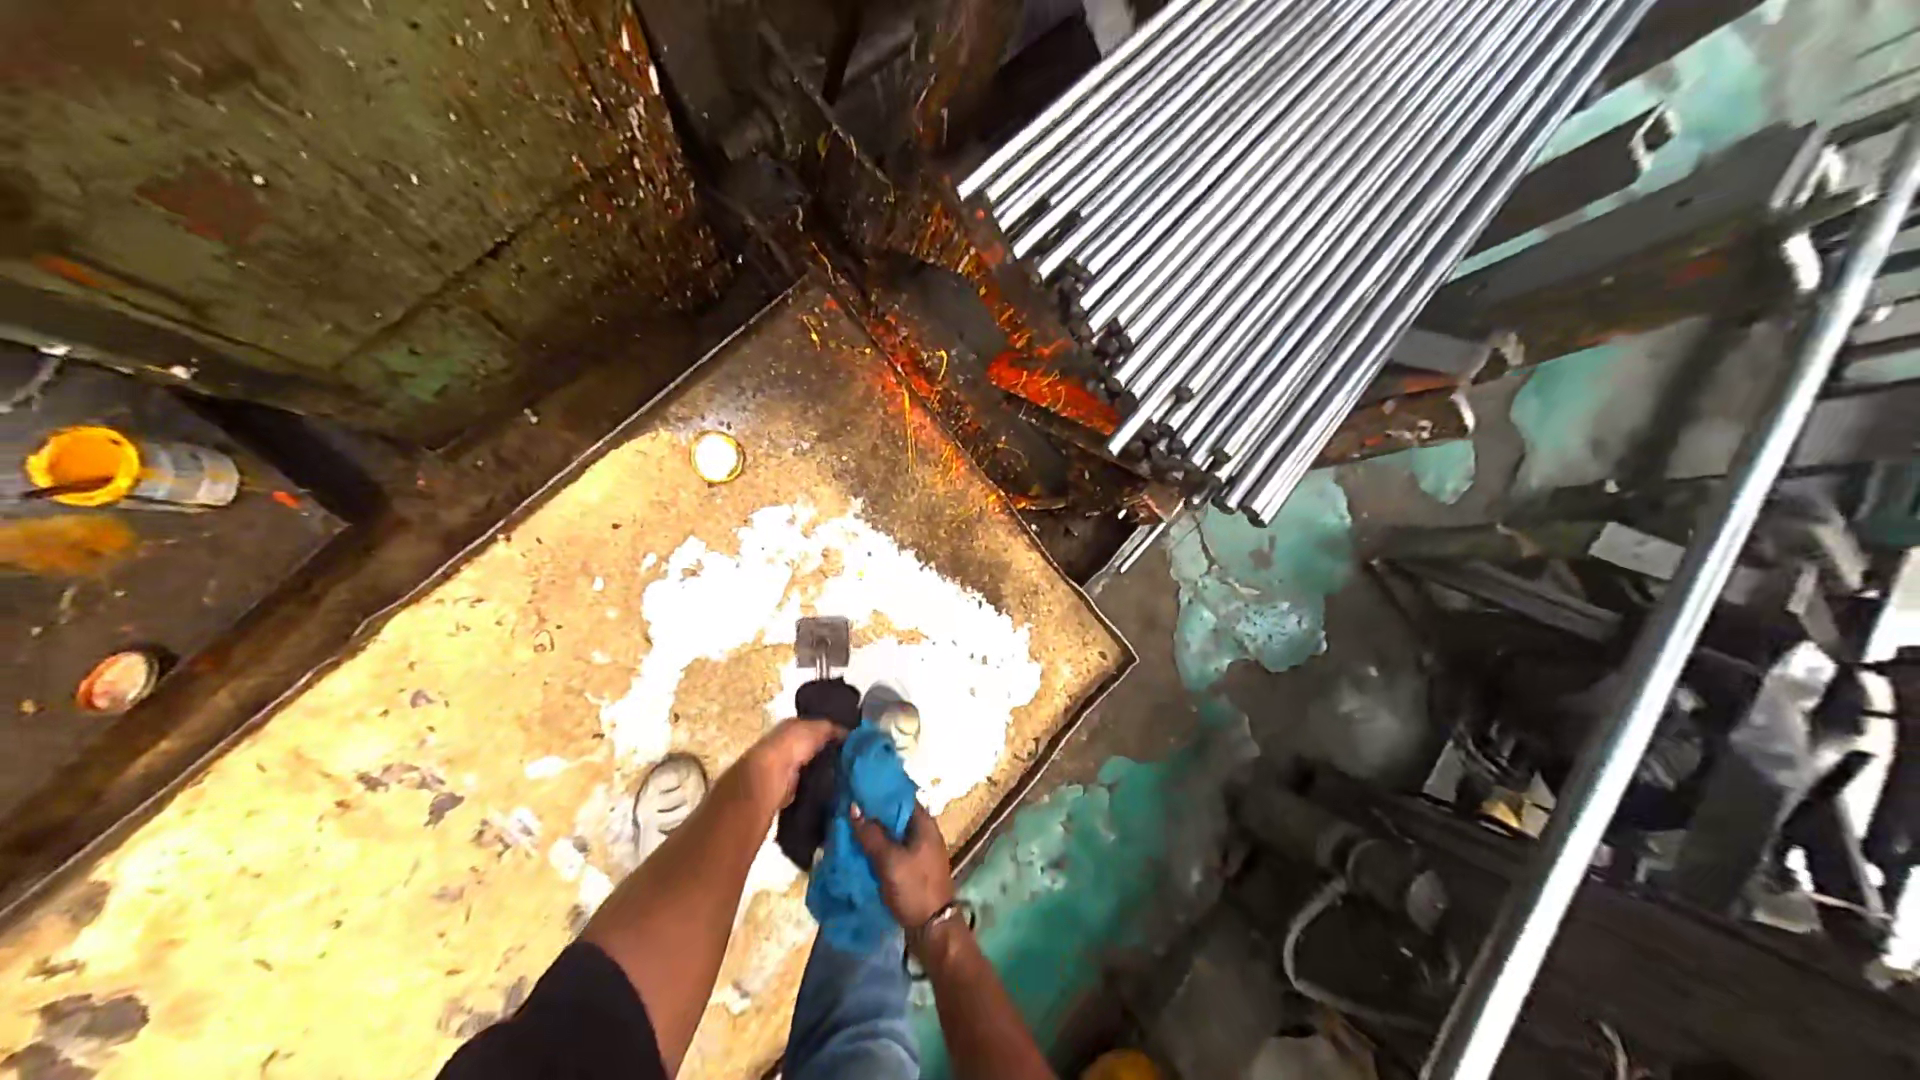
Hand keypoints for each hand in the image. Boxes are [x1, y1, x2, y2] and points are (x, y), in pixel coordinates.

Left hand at [742, 718, 841, 809]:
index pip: (816, 726)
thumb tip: (849, 733)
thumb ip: (834, 728)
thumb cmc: (795, 743)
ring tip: (847, 771)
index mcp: (793, 725)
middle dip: (831, 750)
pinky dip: (819, 781)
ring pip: (813, 763)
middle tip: (852, 757)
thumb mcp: (820, 727)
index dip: (833, 732)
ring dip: (826, 767)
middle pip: (815, 745)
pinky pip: (810, 780)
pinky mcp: (790, 783)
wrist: (773, 773)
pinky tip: (834, 783)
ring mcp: (788, 764)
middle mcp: (789, 743)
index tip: (851, 741)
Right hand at [853, 803, 955, 932]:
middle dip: (873, 811)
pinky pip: (892, 849)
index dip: (879, 790)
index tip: (857, 787)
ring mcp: (919, 850)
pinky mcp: (912, 866)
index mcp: (924, 823)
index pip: (900, 796)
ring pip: (892, 833)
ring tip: (849, 824)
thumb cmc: (914, 888)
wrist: (933, 928)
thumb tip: (854, 806)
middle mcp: (923, 832)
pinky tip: (860, 847)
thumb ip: (871, 834)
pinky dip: (878, 846)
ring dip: (874, 830)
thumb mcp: (889, 860)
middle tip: (848, 806)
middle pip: (895, 814)